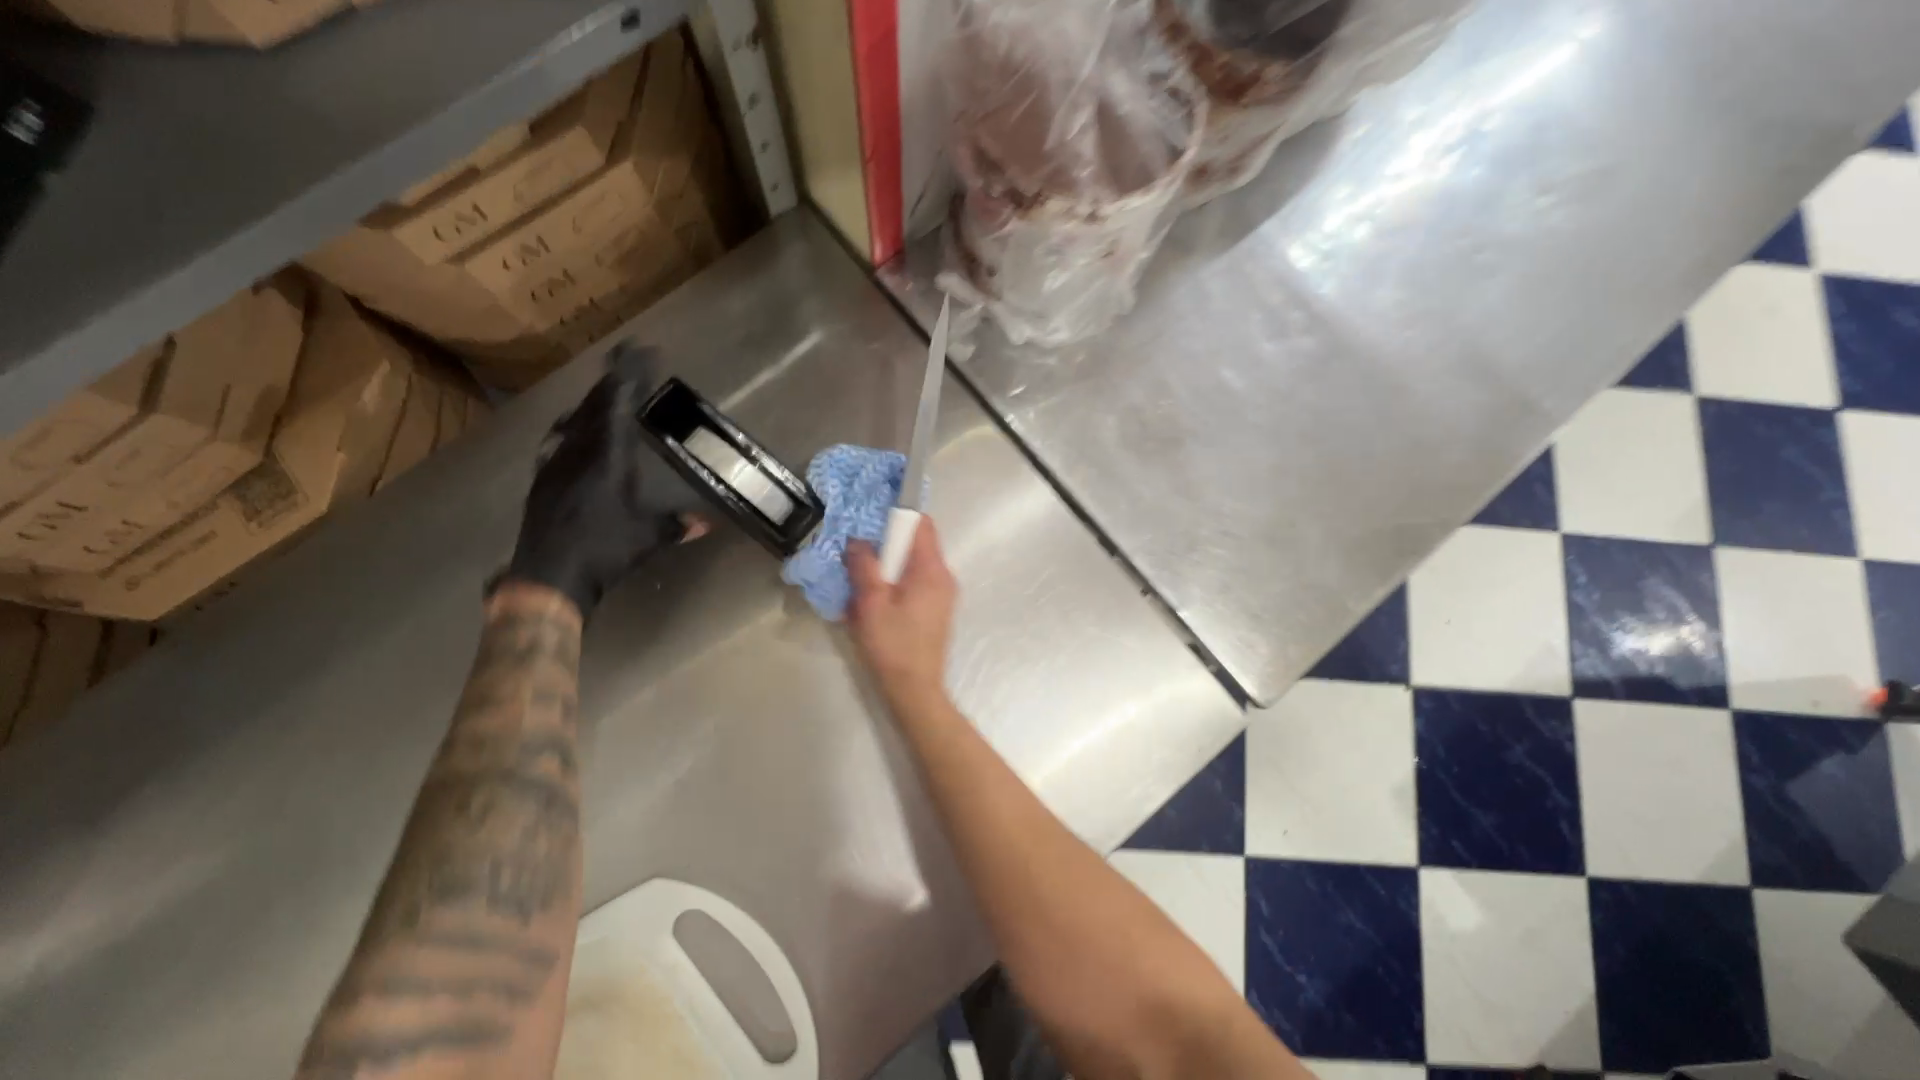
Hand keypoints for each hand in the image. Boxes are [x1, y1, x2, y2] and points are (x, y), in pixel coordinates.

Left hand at [502, 346, 697, 619]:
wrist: (549, 574)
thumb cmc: (604, 549)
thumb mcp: (648, 537)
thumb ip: (676, 525)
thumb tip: (705, 524)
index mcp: (607, 454)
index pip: (617, 400)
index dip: (628, 373)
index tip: (638, 349)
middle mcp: (578, 450)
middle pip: (593, 403)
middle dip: (612, 380)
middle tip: (626, 363)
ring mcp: (556, 463)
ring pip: (574, 420)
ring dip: (591, 403)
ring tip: (604, 395)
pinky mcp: (544, 479)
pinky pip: (560, 441)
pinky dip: (573, 429)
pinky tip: (573, 435)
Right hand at [846, 521, 957, 710]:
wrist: (915, 690)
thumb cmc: (893, 645)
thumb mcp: (871, 603)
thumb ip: (865, 567)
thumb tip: (858, 541)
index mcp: (932, 570)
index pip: (921, 523)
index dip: (896, 515)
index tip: (870, 521)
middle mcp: (943, 577)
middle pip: (916, 544)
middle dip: (885, 545)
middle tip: (857, 555)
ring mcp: (942, 595)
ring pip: (912, 566)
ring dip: (886, 568)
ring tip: (860, 582)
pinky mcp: (935, 611)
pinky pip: (914, 584)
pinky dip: (894, 585)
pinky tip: (872, 603)